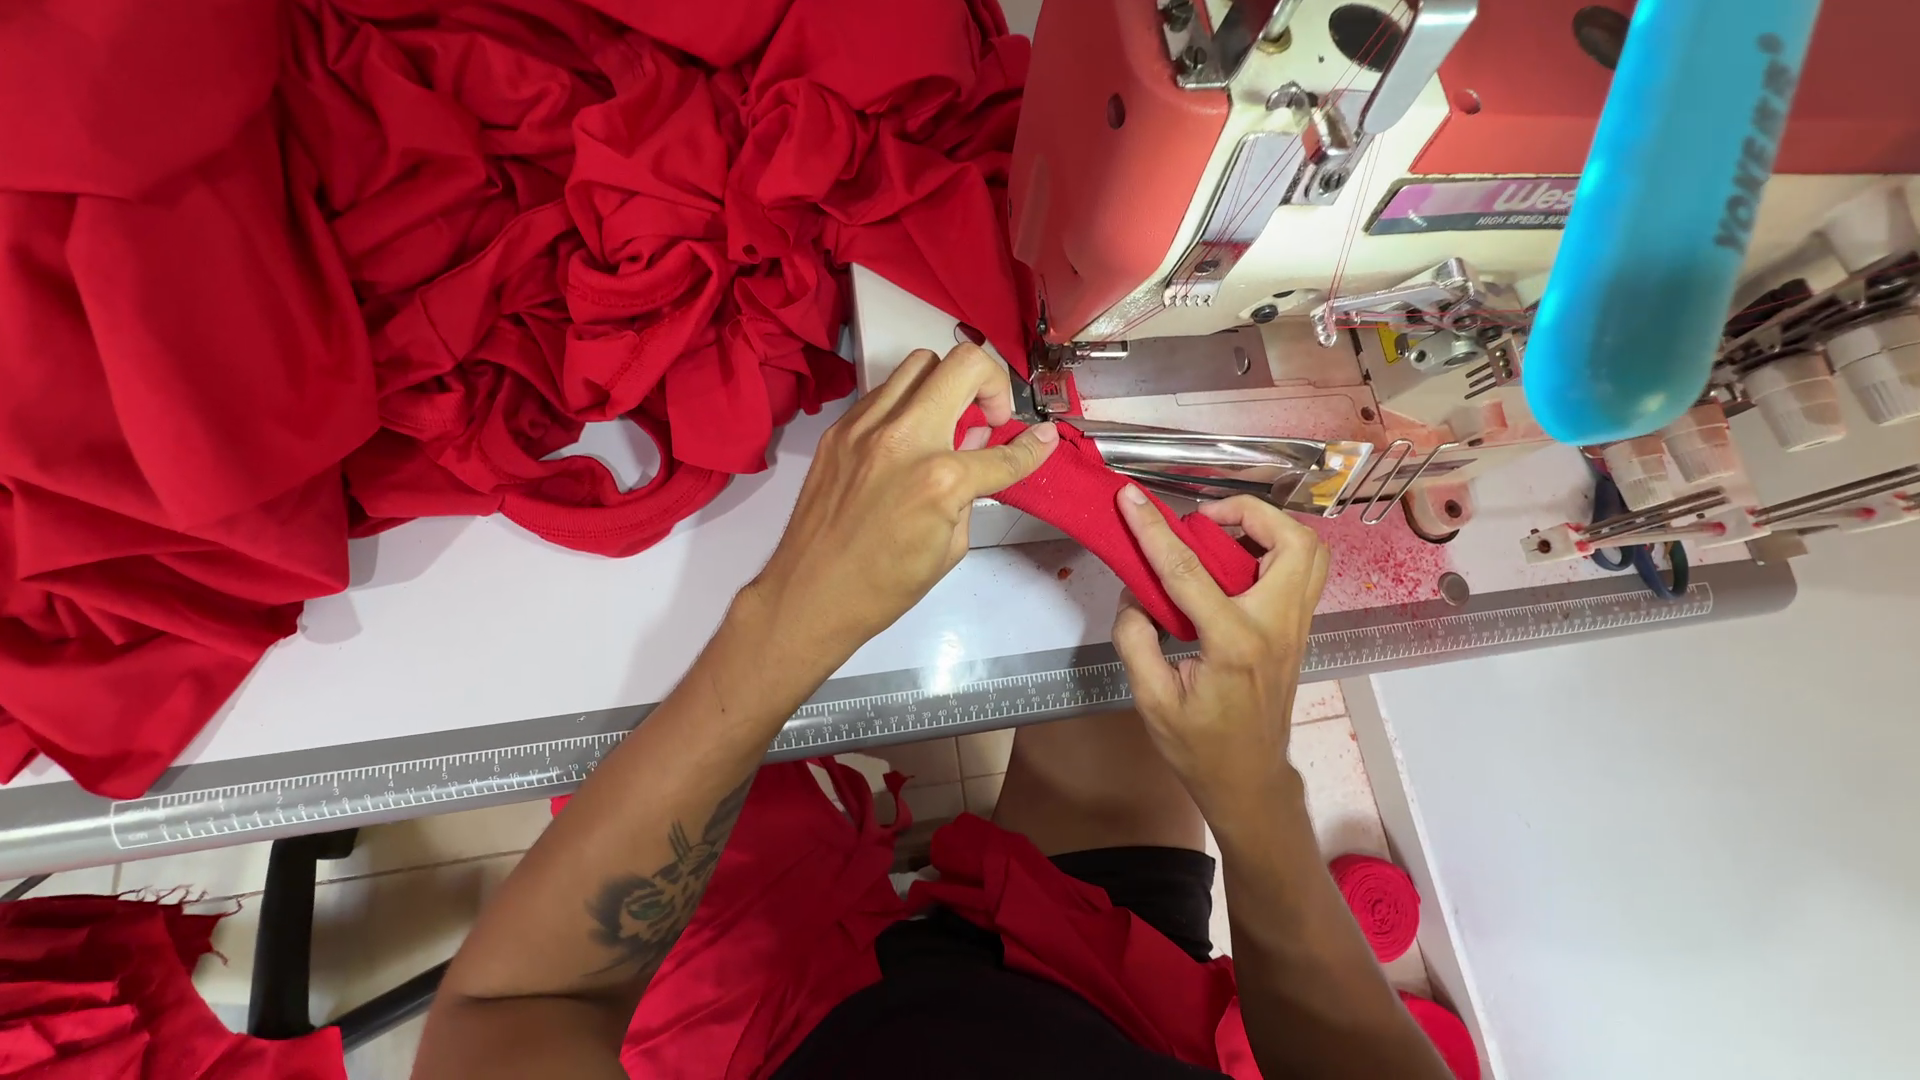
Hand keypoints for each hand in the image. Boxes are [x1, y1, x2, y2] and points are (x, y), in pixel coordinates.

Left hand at [748, 344, 1057, 659]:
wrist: (810, 593)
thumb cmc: (885, 586)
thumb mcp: (950, 547)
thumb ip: (972, 491)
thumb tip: (981, 449)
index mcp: (941, 480)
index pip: (1004, 451)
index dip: (1033, 446)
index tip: (1042, 437)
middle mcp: (904, 439)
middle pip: (965, 364)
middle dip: (993, 383)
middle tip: (989, 417)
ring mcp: (865, 427)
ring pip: (920, 363)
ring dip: (946, 384)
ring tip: (947, 422)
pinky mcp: (838, 430)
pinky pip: (885, 392)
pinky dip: (908, 404)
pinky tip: (908, 439)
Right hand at [1110, 488, 1328, 821]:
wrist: (1248, 780)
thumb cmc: (1198, 747)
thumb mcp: (1150, 698)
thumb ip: (1135, 638)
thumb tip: (1134, 594)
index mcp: (1234, 643)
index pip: (1188, 571)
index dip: (1153, 529)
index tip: (1130, 498)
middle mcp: (1277, 627)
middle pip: (1293, 542)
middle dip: (1248, 512)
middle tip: (1203, 519)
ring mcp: (1296, 628)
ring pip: (1311, 552)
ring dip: (1269, 528)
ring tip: (1222, 534)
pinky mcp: (1297, 631)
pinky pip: (1302, 572)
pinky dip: (1274, 549)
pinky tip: (1234, 563)